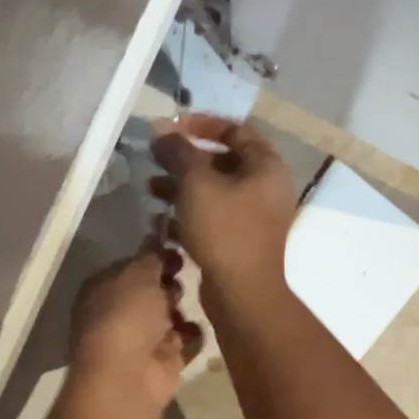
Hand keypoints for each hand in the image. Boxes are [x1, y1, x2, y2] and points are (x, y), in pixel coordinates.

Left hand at [68, 242, 202, 410]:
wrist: (129, 375)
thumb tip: (157, 233)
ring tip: (185, 307)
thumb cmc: (126, 315)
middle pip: (154, 290)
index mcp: (104, 288)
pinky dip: (193, 335)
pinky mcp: (164, 361)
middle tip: (180, 280)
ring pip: (171, 314)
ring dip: (182, 309)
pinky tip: (195, 329)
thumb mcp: (138, 272)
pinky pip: (186, 340)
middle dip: (170, 283)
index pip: (133, 266)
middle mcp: (121, 313)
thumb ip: (152, 253)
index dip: (154, 256)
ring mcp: (143, 339)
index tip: (177, 249)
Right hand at [150, 114, 296, 299]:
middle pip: (223, 162)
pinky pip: (214, 219)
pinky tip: (161, 220)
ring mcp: (256, 219)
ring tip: (151, 189)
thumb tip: (162, 128)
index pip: (235, 130)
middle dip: (185, 160)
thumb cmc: (224, 230)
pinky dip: (189, 215)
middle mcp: (267, 189)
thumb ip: (178, 151)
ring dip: (182, 188)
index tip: (171, 127)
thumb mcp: (197, 183)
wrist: (243, 294)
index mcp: (267, 167)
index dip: (201, 124)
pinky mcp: (242, 243)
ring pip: (215, 193)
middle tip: (155, 160)